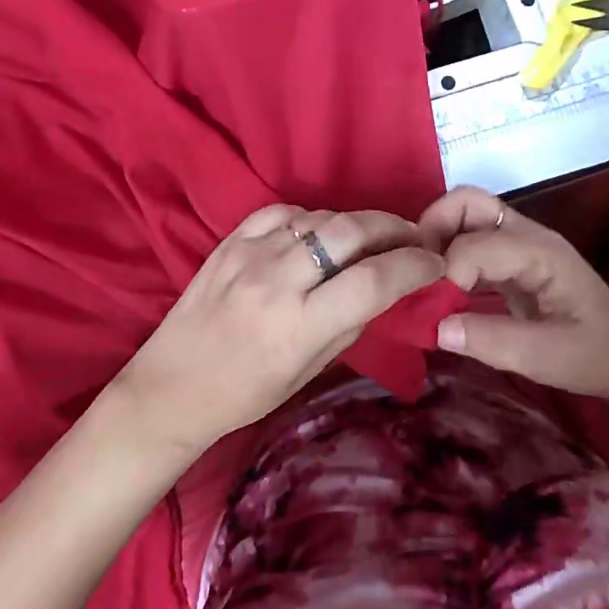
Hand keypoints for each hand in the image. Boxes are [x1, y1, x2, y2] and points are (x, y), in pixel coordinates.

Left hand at [110, 204, 442, 453]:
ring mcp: (249, 256)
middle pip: (351, 232)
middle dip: (394, 229)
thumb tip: (385, 290)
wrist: (172, 386)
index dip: (415, 266)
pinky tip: (318, 234)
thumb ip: (350, 326)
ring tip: (370, 239)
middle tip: (412, 239)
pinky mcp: (228, 243)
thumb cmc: (245, 394)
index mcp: (299, 326)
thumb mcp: (308, 372)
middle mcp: (276, 282)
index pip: (374, 281)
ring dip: (356, 224)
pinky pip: (281, 213)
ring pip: (320, 218)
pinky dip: (310, 220)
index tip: (435, 264)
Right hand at [420, 186, 608, 399]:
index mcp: (541, 253)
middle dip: (434, 228)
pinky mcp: (511, 260)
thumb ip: (490, 341)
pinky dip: (446, 254)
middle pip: (468, 202)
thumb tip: (435, 326)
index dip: (447, 274)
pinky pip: (470, 240)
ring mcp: (519, 245)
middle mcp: (527, 236)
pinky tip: (438, 288)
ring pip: (466, 215)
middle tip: (417, 272)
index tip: (434, 310)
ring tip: (422, 280)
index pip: (475, 245)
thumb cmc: (593, 357)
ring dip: (437, 239)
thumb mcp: (546, 358)